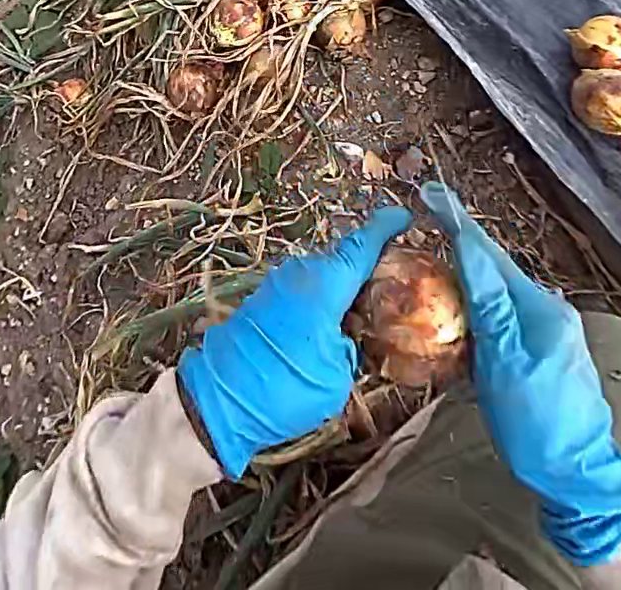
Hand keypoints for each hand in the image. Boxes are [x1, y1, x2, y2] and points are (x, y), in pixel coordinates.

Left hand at [177, 206, 411, 476]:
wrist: (216, 402)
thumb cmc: (284, 387)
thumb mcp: (336, 376)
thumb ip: (351, 345)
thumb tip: (350, 335)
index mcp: (326, 281)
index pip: (363, 244)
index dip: (387, 227)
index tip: (405, 218)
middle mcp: (302, 272)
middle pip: (345, 258)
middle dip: (369, 266)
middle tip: (394, 283)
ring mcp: (280, 283)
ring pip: (324, 274)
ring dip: (344, 286)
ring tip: (363, 312)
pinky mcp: (264, 298)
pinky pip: (305, 288)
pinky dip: (323, 298)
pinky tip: (330, 325)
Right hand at [421, 182, 620, 565]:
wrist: (579, 477)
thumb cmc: (539, 425)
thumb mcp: (507, 367)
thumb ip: (489, 308)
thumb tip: (468, 249)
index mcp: (538, 308)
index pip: (490, 255)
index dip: (458, 223)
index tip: (431, 193)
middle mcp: (545, 308)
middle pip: (494, 268)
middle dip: (460, 241)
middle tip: (428, 217)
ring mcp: (546, 327)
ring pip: (497, 291)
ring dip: (467, 271)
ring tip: (436, 252)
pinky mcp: (540, 345)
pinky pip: (503, 313)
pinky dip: (477, 301)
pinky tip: (461, 303)